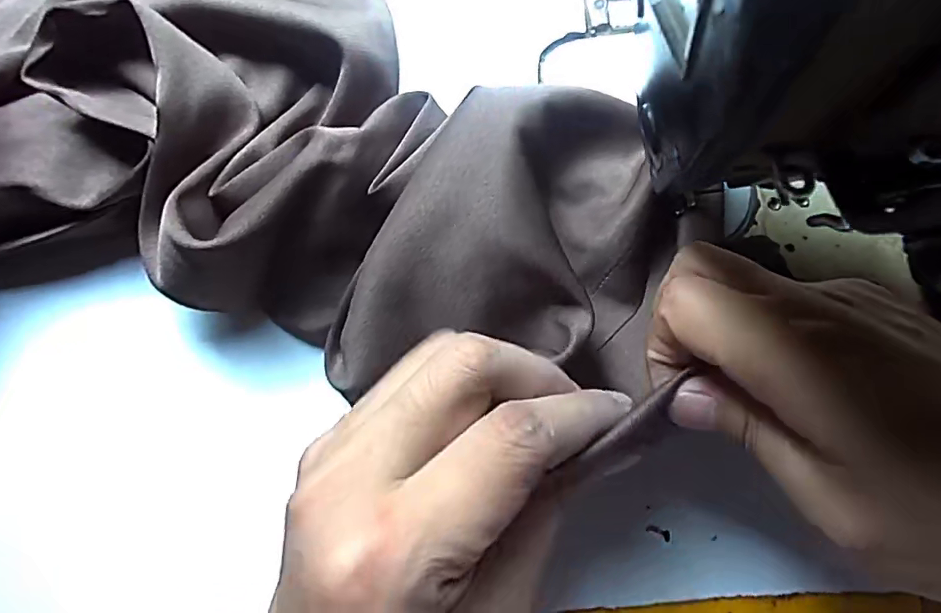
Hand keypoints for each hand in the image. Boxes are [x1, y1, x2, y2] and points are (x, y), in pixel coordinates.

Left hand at [272, 332, 630, 612]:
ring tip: (532, 408)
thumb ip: (547, 504)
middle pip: (468, 363)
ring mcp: (325, 458)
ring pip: (439, 352)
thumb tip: (592, 434)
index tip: (617, 411)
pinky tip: (483, 420)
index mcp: (392, 549)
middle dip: (539, 372)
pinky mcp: (323, 446)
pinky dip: (463, 382)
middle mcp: (346, 486)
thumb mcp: (503, 604)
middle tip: (572, 408)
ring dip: (502, 369)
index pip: (514, 433)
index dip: (581, 412)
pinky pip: (411, 376)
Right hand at [645, 241, 940, 610]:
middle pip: (716, 269)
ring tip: (780, 422)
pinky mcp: (888, 307)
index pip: (689, 280)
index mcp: (800, 341)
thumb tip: (686, 392)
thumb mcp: (837, 504)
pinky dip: (782, 342)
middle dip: (692, 331)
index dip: (667, 336)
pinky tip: (829, 406)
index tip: (691, 402)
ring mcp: (860, 294)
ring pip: (759, 286)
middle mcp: (823, 295)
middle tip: (724, 413)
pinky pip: (804, 305)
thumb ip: (751, 429)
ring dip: (739, 339)